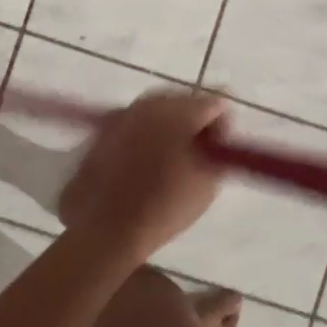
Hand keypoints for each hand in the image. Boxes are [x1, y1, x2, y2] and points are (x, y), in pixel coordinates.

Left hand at [56, 88, 229, 261]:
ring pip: (156, 109)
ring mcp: (124, 112)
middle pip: (183, 101)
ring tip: (170, 159)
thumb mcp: (207, 185)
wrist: (106, 225)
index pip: (215, 104)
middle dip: (194, 122)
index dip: (223, 127)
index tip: (221, 152)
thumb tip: (218, 143)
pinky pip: (134, 121)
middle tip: (198, 154)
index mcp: (181, 112)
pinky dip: (144, 134)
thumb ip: (218, 155)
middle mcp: (151, 103)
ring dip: (168, 127)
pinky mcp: (104, 127)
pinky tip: (143, 162)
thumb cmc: (163, 208)